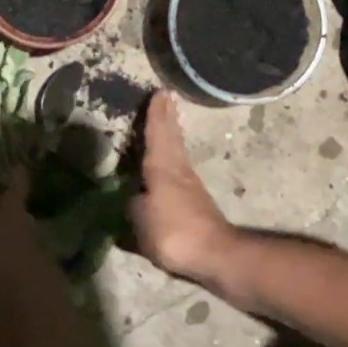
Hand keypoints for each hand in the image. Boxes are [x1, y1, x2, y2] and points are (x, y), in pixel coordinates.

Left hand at [0, 169, 78, 346]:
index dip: (16, 187)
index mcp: (10, 246)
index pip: (8, 205)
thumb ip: (47, 263)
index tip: (22, 171)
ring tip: (21, 259)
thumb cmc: (58, 339)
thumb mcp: (64, 293)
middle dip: (2, 220)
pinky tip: (9, 295)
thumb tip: (41, 249)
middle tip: (27, 221)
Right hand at [129, 92, 237, 282]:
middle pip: (172, 137)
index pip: (156, 133)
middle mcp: (178, 169)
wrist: (213, 254)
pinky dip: (175, 154)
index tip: (158, 92)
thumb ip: (134, 205)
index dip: (155, 114)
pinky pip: (180, 167)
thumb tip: (134, 197)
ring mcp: (189, 184)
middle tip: (167, 97)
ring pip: (178, 150)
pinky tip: (172, 160)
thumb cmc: (174, 232)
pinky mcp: (195, 201)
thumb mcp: (141, 220)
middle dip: (167, 117)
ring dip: (173, 133)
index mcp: (162, 168)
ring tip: (170, 119)